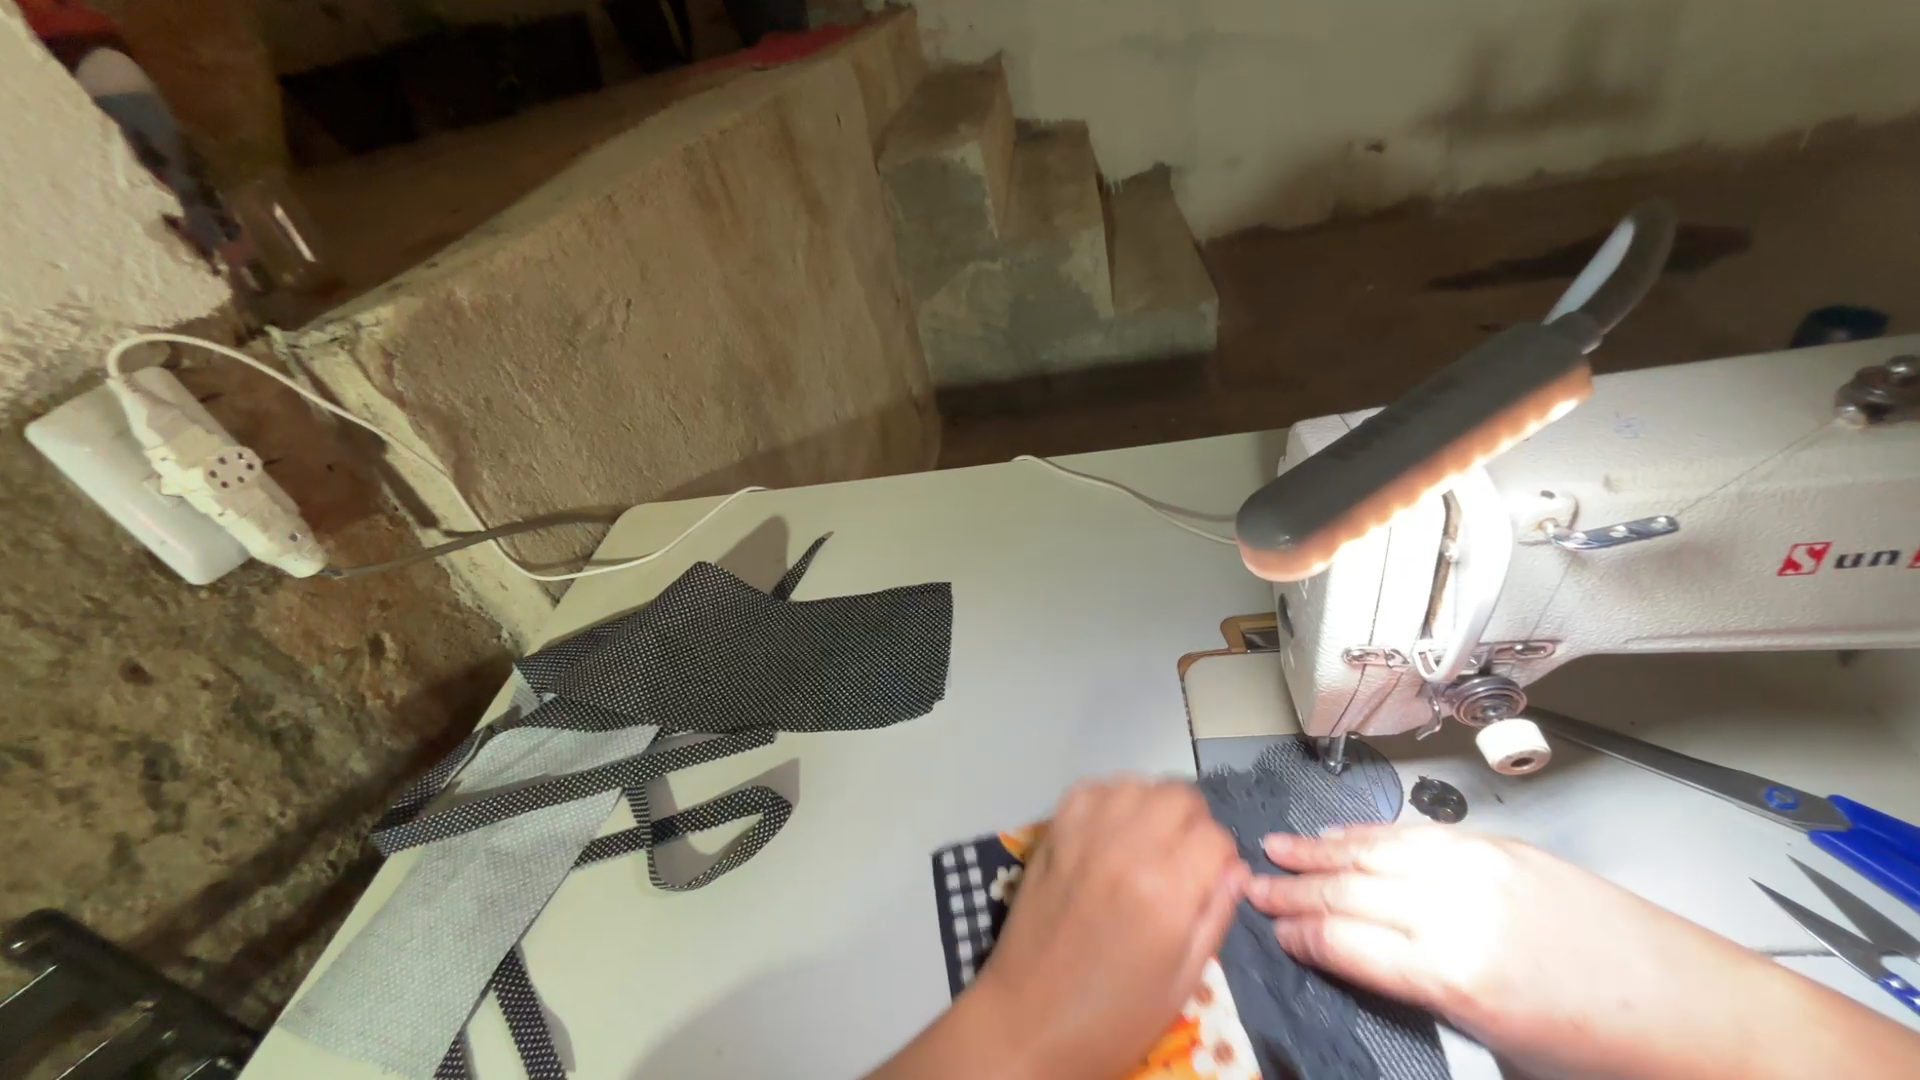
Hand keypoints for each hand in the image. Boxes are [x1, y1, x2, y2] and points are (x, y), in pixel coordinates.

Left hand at [904, 778, 1245, 1079]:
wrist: (1028, 1022)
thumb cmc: (1113, 1017)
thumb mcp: (1183, 981)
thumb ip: (1216, 916)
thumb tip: (1236, 869)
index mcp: (1167, 889)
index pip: (1216, 837)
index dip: (1221, 858)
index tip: (1210, 879)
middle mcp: (1126, 847)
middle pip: (1179, 795)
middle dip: (1192, 822)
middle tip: (1182, 857)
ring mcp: (1084, 834)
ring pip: (1136, 783)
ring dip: (1151, 806)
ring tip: (1147, 841)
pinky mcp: (1052, 832)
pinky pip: (1090, 789)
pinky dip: (1109, 800)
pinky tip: (1110, 830)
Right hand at [1247, 825, 1901, 1079]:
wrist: (1706, 1016)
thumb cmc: (1608, 1050)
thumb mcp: (1499, 1042)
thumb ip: (1421, 990)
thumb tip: (1360, 956)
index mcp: (1455, 975)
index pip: (1346, 942)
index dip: (1301, 934)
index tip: (1273, 930)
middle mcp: (1458, 912)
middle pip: (1348, 890)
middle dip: (1293, 889)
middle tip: (1251, 886)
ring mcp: (1479, 870)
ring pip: (1373, 851)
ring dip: (1319, 849)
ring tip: (1276, 847)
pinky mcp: (1502, 847)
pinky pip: (1417, 834)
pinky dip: (1370, 834)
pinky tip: (1342, 835)